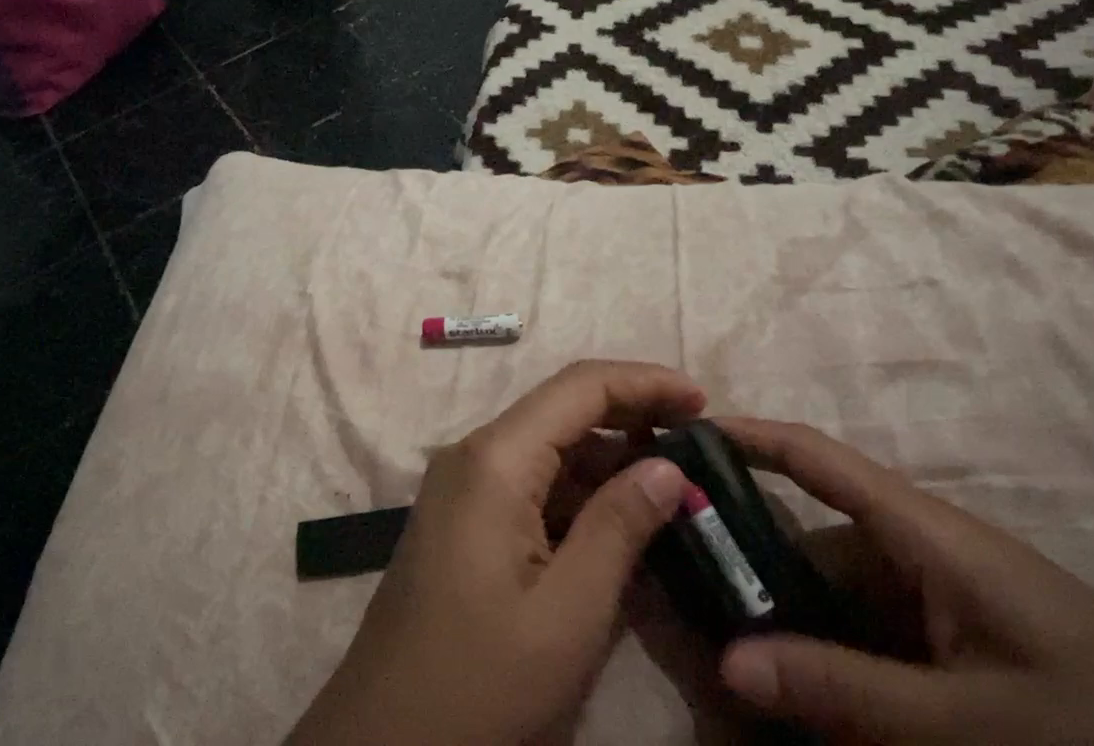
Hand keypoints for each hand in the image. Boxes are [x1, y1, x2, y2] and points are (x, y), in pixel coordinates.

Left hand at [285, 361, 705, 745]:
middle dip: (634, 423)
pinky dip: (580, 498)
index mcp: (495, 461)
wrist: (386, 739)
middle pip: (563, 413)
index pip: (579, 387)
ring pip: (549, 453)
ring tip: (678, 492)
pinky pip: (530, 489)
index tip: (706, 405)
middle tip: (702, 453)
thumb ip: (620, 527)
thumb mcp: (569, 612)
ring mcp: (462, 492)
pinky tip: (626, 527)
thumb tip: (669, 465)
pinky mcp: (463, 525)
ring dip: (610, 465)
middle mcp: (472, 459)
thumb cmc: (481, 679)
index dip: (646, 383)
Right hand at [712, 419, 1093, 745]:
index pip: (818, 460)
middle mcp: (918, 556)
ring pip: (830, 598)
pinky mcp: (946, 646)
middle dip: (743, 563)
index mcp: (926, 536)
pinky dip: (820, 658)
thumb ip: (847, 690)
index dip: (747, 437)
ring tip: (715, 653)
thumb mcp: (972, 719)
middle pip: (809, 541)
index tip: (674, 435)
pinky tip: (787, 694)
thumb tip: (724, 661)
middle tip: (675, 591)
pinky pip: (862, 639)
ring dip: (779, 622)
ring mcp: (932, 603)